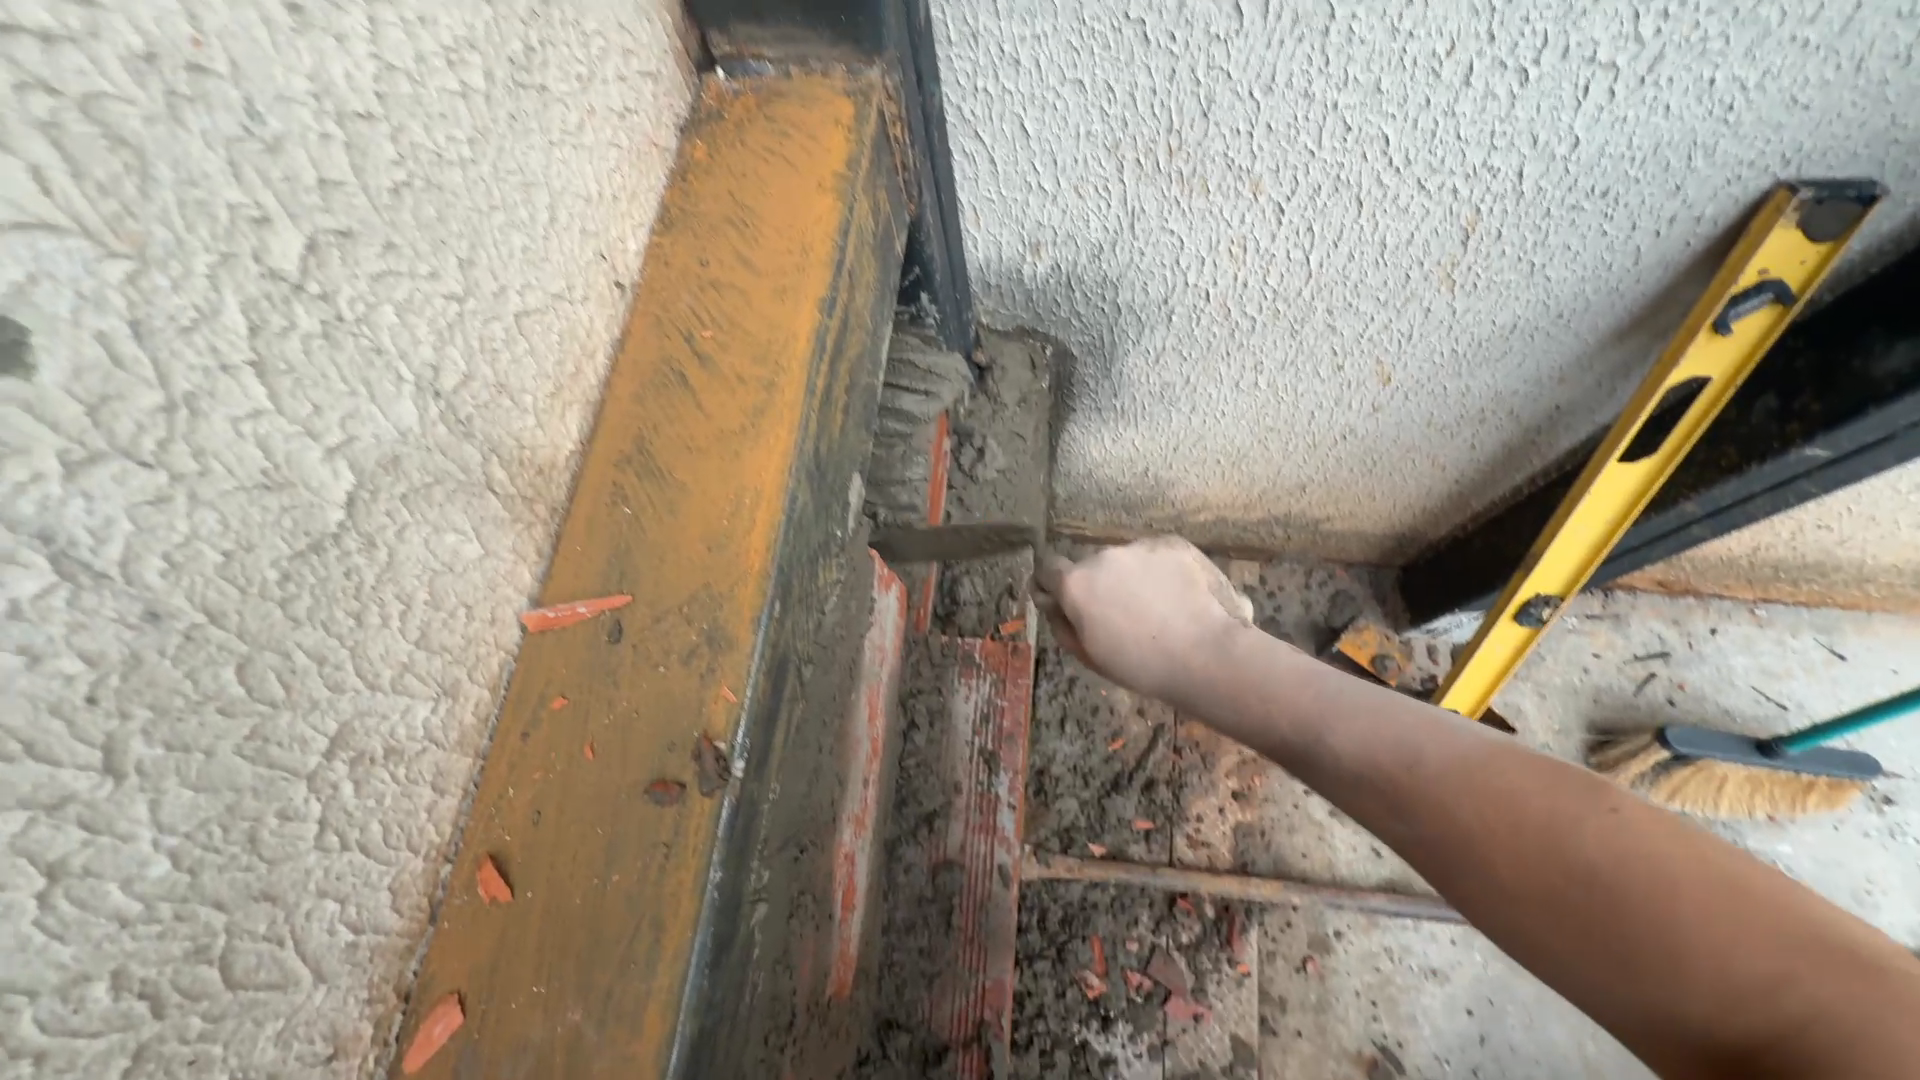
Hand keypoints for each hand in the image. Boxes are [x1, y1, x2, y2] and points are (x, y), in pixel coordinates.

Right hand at [1032, 536, 1254, 702]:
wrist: (1207, 655)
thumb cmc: (1142, 666)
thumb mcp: (1089, 655)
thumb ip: (1063, 624)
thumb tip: (1052, 604)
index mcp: (1076, 584)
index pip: (1048, 569)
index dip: (1054, 584)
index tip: (1066, 601)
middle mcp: (1102, 556)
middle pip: (1092, 566)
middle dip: (1101, 585)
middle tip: (1124, 616)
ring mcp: (1140, 546)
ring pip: (1127, 560)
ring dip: (1133, 577)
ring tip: (1160, 608)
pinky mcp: (1173, 543)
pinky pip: (1157, 555)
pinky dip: (1163, 571)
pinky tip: (1180, 597)